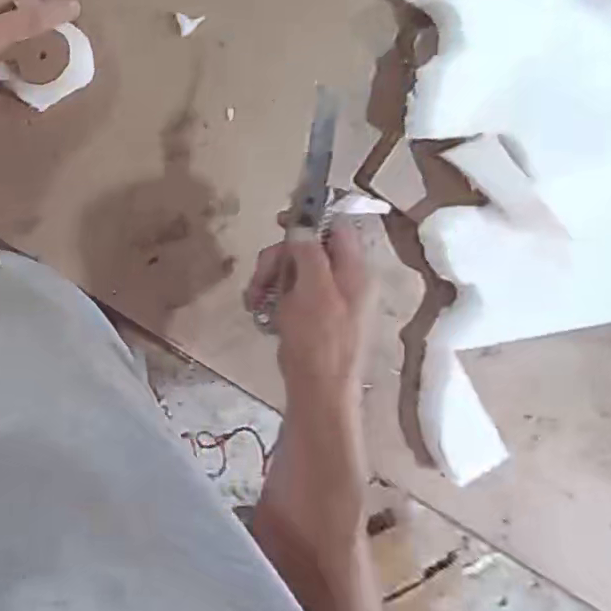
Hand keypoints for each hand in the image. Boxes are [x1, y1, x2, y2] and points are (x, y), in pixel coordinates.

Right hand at [246, 223, 370, 398]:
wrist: (319, 393)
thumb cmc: (319, 341)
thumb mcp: (312, 290)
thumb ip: (309, 253)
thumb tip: (301, 224)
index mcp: (355, 271)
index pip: (338, 226)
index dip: (311, 217)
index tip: (281, 222)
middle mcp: (345, 281)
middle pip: (309, 247)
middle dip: (279, 257)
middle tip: (262, 275)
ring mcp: (329, 299)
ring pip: (294, 269)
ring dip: (269, 278)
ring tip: (256, 298)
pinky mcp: (312, 316)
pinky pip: (289, 292)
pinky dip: (271, 295)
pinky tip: (260, 310)